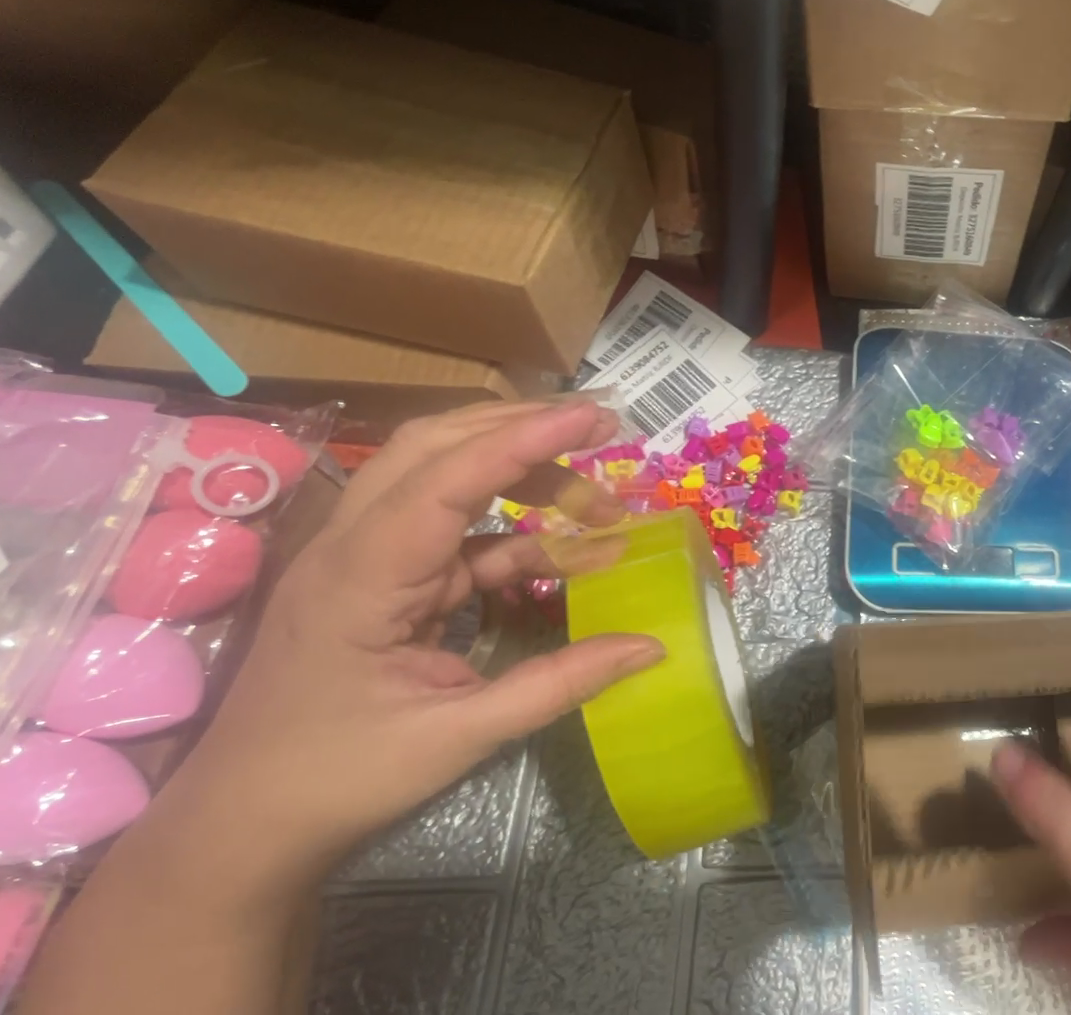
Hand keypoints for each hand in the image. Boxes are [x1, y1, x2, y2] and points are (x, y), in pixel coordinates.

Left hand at [151, 400, 660, 887]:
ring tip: (602, 506)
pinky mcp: (389, 583)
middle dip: (522, 429)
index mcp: (360, 576)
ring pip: (447, 480)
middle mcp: (356, 547)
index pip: (445, 477)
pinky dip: (521, 536)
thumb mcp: (458, 736)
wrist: (244, 827)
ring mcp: (370, 561)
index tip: (597, 418)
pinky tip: (576, 557)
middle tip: (603, 431)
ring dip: (525, 478)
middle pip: (435, 447)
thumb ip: (558, 684)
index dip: (524, 439)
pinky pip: (462, 536)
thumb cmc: (338, 779)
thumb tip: (650, 647)